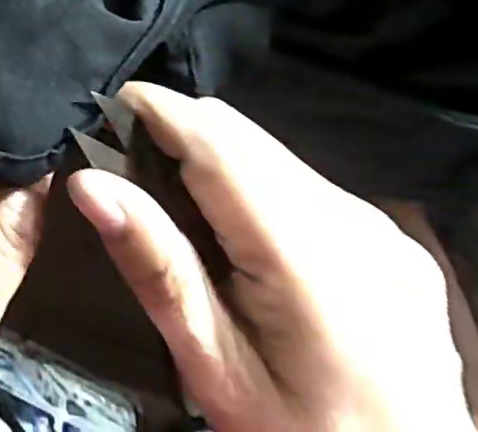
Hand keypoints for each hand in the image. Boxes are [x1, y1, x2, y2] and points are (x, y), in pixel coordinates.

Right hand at [67, 83, 471, 431]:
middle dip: (168, 130)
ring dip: (203, 152)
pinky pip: (292, 174)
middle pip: (238, 133)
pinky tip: (224, 224)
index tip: (92, 115)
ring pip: (262, 147)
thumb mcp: (215, 368)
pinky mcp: (391, 240)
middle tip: (117, 166)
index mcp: (314, 263)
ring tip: (163, 196)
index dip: (149, 109)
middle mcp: (357, 227)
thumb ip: (155, 268)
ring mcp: (382, 231)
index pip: (215, 140)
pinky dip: (241, 176)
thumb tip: (86, 181)